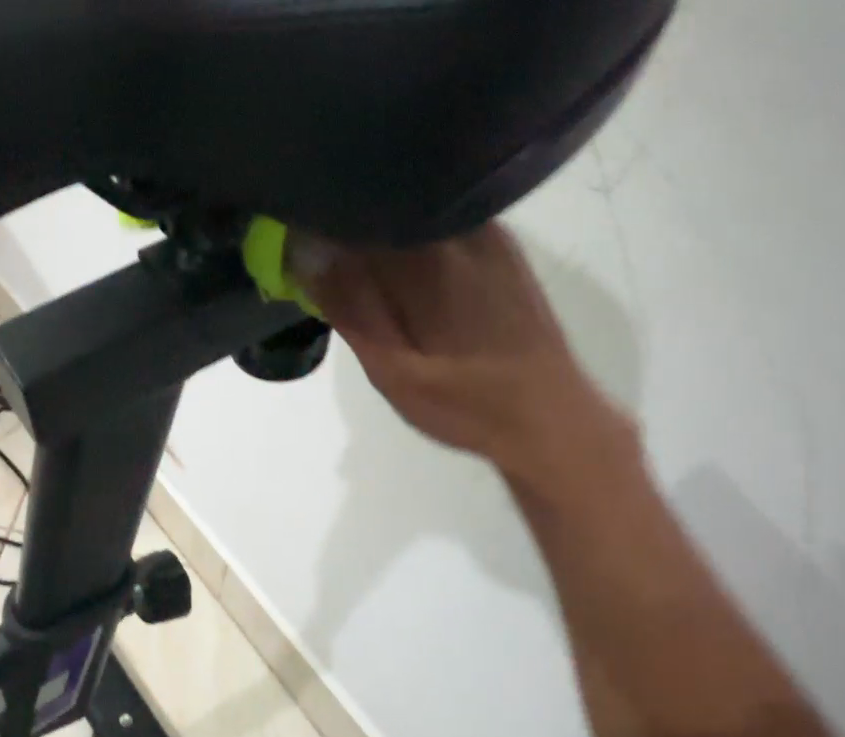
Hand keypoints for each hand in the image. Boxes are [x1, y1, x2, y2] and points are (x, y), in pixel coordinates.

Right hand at [296, 223, 636, 491]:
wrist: (549, 418)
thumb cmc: (466, 405)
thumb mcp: (393, 373)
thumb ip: (351, 310)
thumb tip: (306, 255)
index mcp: (426, 260)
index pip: (353, 219)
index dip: (317, 231)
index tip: (295, 255)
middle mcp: (459, 231)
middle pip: (383, 210)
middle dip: (346, 232)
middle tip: (324, 274)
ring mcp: (487, 235)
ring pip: (410, 217)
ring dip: (378, 237)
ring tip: (361, 276)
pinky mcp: (501, 248)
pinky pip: (439, 226)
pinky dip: (410, 242)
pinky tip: (404, 277)